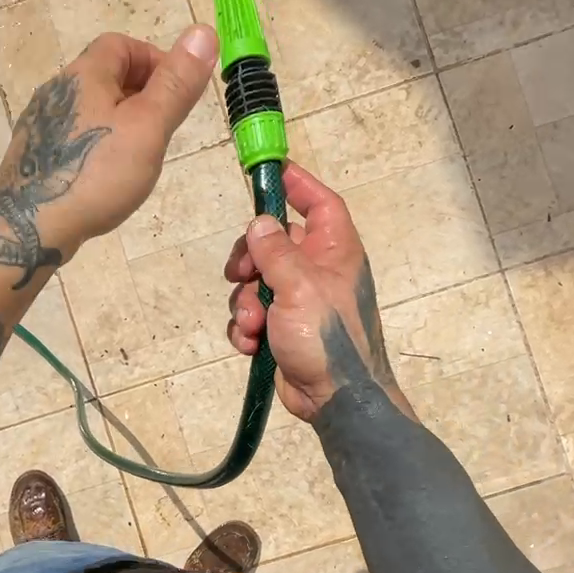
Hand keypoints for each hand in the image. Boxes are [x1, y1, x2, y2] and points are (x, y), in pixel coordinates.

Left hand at [0, 27, 218, 287]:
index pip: (121, 45)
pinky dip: (92, 151)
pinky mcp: (29, 160)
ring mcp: (38, 128)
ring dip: (115, 126)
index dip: (153, 60)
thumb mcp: (147, 128)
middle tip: (162, 130)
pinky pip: (69, 143)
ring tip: (135, 159)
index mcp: (84, 76)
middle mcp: (55, 93)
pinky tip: (101, 182)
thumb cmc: (94, 175)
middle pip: (103, 79)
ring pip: (86, 114)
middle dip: (138, 96)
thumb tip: (204, 32)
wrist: (28, 229)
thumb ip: (176, 85)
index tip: (175, 93)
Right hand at [224, 162, 412, 422]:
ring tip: (252, 325)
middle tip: (238, 274)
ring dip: (243, 304)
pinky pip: (250, 315)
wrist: (334, 398)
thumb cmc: (329, 338)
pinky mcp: (280, 329)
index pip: (319, 203)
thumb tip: (259, 222)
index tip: (270, 174)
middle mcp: (316, 270)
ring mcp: (297, 301)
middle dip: (248, 261)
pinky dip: (244, 328)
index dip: (297, 186)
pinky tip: (250, 344)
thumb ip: (276, 252)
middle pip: (272, 243)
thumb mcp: (300, 288)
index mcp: (334, 251)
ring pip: (254, 283)